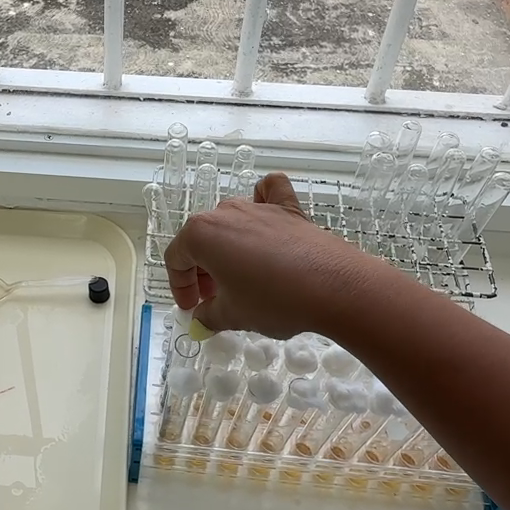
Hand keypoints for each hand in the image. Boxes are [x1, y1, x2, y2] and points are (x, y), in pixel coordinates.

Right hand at [163, 172, 394, 339]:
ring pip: (230, 221)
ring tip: (242, 278)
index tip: (193, 308)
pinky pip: (268, 193)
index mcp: (200, 234)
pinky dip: (263, 200)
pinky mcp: (288, 207)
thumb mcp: (232, 316)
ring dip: (228, 248)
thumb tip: (203, 317)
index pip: (176, 258)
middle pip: (202, 240)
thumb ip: (208, 315)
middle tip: (215, 299)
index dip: (180, 287)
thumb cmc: (274, 300)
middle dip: (203, 271)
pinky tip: (265, 214)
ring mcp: (258, 206)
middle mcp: (224, 212)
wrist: (333, 287)